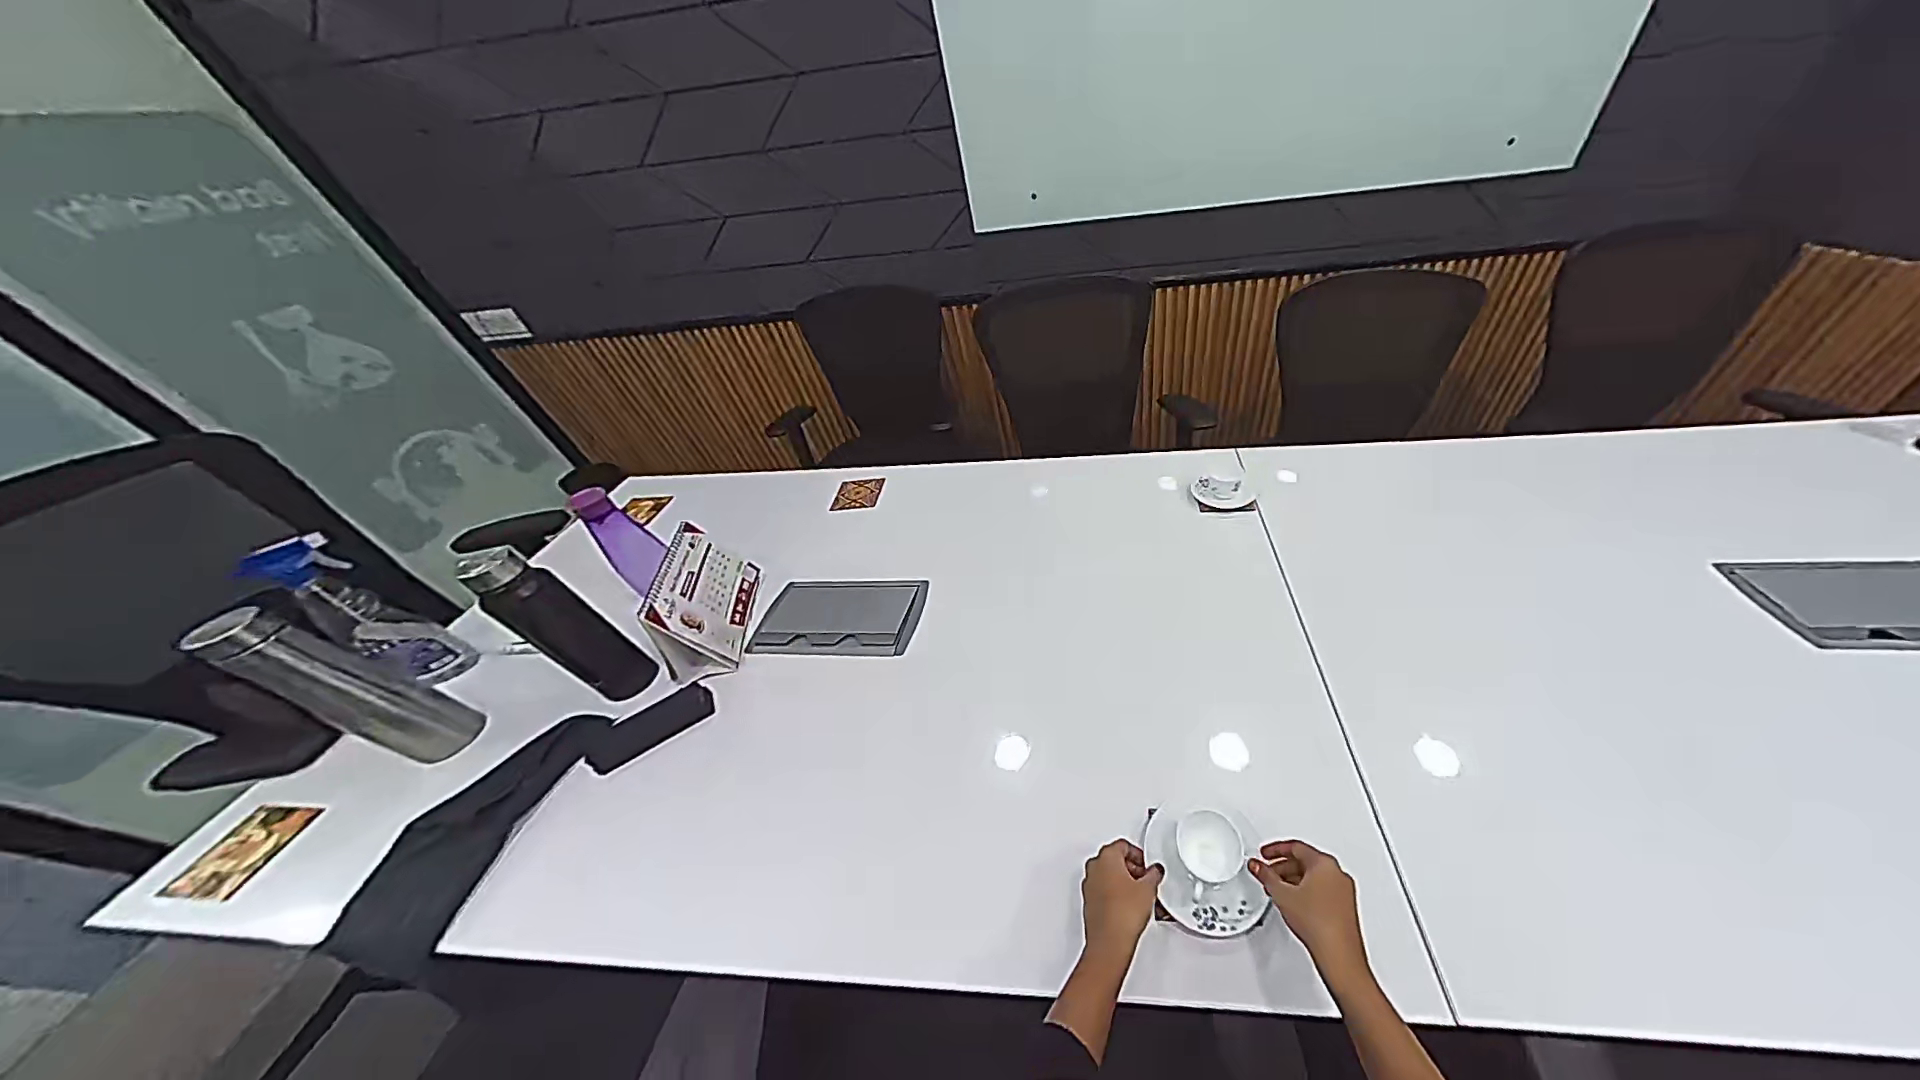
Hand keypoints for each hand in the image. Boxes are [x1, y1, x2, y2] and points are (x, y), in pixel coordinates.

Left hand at [1080, 839, 1163, 953]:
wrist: (1110, 939)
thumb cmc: (1123, 912)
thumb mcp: (1148, 888)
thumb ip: (1153, 874)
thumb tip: (1154, 872)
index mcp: (1106, 856)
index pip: (1123, 845)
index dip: (1139, 854)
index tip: (1148, 865)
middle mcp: (1094, 867)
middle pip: (1115, 859)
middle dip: (1132, 868)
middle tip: (1146, 878)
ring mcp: (1090, 884)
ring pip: (1109, 875)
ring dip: (1125, 881)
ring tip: (1142, 895)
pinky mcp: (1090, 901)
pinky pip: (1105, 890)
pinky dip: (1118, 894)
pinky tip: (1131, 906)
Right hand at [1248, 840, 1366, 977]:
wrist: (1338, 954)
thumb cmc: (1318, 923)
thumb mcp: (1281, 893)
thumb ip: (1265, 875)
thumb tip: (1257, 866)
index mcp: (1325, 864)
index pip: (1296, 847)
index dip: (1276, 849)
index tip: (1265, 853)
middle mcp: (1338, 874)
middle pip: (1305, 861)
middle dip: (1283, 865)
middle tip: (1268, 871)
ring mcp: (1344, 891)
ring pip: (1314, 876)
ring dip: (1293, 879)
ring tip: (1277, 888)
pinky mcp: (1345, 906)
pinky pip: (1322, 889)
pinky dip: (1305, 890)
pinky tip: (1293, 901)